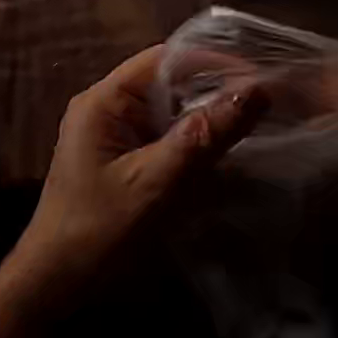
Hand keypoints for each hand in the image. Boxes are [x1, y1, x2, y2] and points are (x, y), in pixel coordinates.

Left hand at [5, 45, 265, 308]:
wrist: (58, 277)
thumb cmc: (99, 228)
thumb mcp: (156, 181)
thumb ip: (204, 136)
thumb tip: (257, 89)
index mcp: (102, 103)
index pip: (162, 60)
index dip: (213, 61)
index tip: (267, 74)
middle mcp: (105, 109)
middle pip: (167, 83)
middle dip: (217, 88)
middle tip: (280, 100)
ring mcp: (112, 135)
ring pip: (169, 112)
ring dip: (210, 116)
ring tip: (268, 120)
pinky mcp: (121, 160)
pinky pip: (163, 138)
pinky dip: (195, 141)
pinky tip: (232, 151)